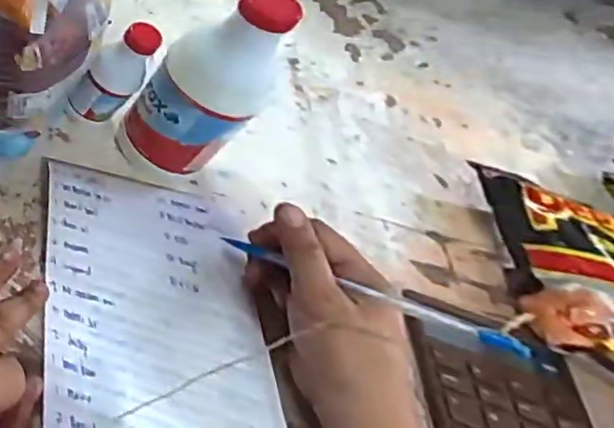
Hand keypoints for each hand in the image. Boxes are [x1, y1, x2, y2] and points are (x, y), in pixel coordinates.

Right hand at [247, 204, 418, 427]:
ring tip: (255, 287)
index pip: (316, 234)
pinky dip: (277, 294)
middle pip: (304, 253)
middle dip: (273, 255)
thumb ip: (301, 251)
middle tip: (251, 269)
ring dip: (271, 275)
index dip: (282, 233)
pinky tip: (265, 300)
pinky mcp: (322, 328)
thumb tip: (286, 206)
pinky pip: (295, 298)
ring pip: (295, 275)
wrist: (358, 424)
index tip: (253, 244)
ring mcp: (337, 310)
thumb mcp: (319, 298)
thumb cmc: (345, 360)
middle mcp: (353, 289)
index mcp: (363, 277)